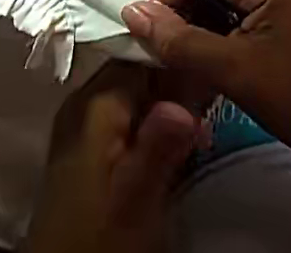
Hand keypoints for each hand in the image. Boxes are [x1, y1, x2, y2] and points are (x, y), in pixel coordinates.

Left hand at [24, 61, 201, 252]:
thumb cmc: (98, 238)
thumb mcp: (136, 197)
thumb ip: (160, 145)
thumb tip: (187, 101)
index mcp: (94, 104)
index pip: (139, 55)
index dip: (175, 58)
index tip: (208, 68)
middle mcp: (83, 102)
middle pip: (134, 72)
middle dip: (173, 83)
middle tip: (209, 103)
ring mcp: (81, 124)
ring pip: (130, 94)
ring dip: (164, 104)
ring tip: (198, 126)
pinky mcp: (84, 146)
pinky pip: (121, 115)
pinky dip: (148, 122)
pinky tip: (172, 143)